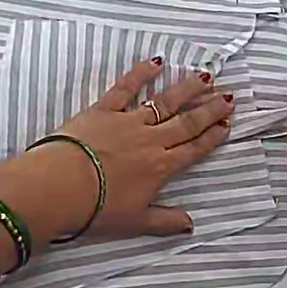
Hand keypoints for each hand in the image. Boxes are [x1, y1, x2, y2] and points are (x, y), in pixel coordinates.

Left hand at [0, 58, 231, 271]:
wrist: (58, 188)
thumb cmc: (95, 210)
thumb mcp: (135, 222)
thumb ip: (165, 221)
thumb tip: (190, 225)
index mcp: (161, 168)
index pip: (194, 149)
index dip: (212, 137)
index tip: (227, 125)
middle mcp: (151, 141)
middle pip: (187, 122)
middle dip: (210, 110)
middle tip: (228, 98)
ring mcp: (128, 122)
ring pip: (165, 102)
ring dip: (187, 90)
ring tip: (205, 77)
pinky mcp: (103, 110)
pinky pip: (126, 88)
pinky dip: (142, 74)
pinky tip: (157, 61)